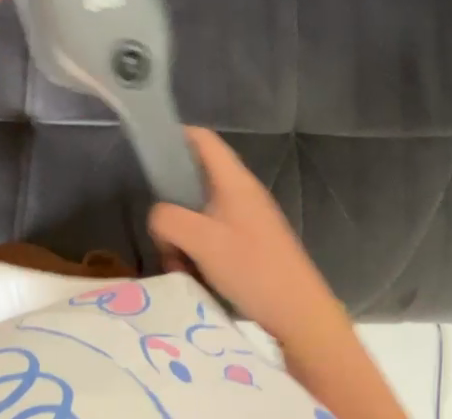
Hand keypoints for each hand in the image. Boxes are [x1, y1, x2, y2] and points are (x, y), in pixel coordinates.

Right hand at [150, 128, 346, 342]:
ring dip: (183, 230)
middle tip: (158, 223)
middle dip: (172, 199)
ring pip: (202, 209)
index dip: (175, 137)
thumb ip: (169, 219)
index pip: (203, 138)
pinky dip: (198, 246)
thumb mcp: (201, 241)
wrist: (301, 315)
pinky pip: (214, 230)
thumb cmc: (252, 269)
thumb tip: (158, 216)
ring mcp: (249, 216)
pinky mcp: (252, 241)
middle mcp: (242, 191)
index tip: (150, 154)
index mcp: (234, 180)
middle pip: (197, 176)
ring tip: (176, 259)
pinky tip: (195, 272)